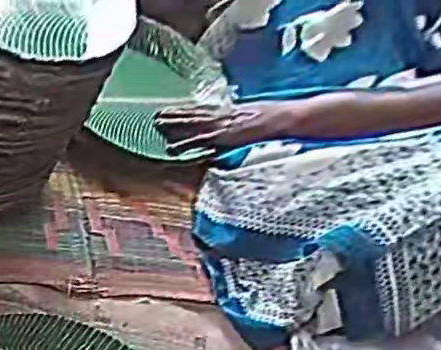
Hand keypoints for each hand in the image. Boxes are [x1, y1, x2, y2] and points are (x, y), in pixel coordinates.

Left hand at [155, 100, 311, 152]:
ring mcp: (222, 125)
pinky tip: (172, 148)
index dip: (184, 110)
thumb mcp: (249, 113)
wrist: (284, 117)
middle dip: (175, 115)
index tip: (169, 110)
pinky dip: (186, 144)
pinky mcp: (224, 136)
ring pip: (193, 125)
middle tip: (156, 115)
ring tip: (158, 125)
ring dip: (175, 125)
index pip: (202, 109)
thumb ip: (233, 118)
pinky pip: (201, 141)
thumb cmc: (271, 116)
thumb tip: (222, 124)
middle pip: (194, 115)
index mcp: (228, 110)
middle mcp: (222, 115)